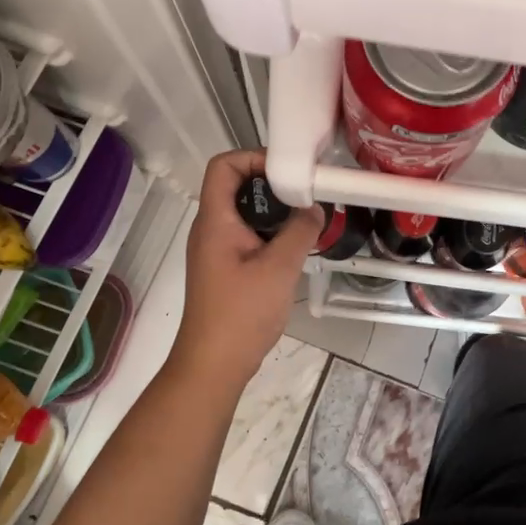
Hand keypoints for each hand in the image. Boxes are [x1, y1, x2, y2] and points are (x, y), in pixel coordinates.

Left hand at [171, 150, 323, 387]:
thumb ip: (300, 230)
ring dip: (275, 210)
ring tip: (305, 219)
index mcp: (215, 221)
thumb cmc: (241, 313)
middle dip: (272, 183)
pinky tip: (294, 248)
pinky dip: (271, 232)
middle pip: (236, 185)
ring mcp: (216, 250)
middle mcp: (210, 229)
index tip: (288, 171)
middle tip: (304, 193)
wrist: (213, 366)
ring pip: (245, 212)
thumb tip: (314, 207)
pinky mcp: (225, 268)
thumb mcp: (280, 267)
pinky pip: (247, 234)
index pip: (224, 165)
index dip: (254, 158)